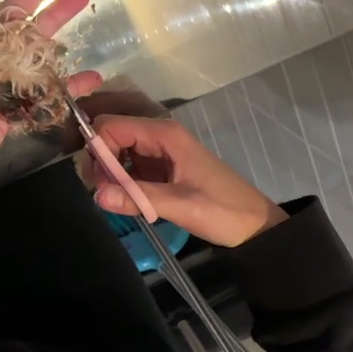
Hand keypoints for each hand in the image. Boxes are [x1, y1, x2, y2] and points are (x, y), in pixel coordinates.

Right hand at [85, 115, 286, 246]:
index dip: (98, 149)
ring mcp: (158, 149)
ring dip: (107, 170)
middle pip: (110, 133)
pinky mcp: (158, 165)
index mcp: (164, 134)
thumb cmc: (223, 211)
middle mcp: (158, 135)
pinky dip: (118, 178)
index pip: (111, 125)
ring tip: (113, 196)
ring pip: (116, 148)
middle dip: (99, 159)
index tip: (102, 181)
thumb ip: (139, 198)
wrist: (255, 226)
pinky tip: (122, 197)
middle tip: (103, 190)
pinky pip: (127, 163)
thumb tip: (97, 195)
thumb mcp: (182, 206)